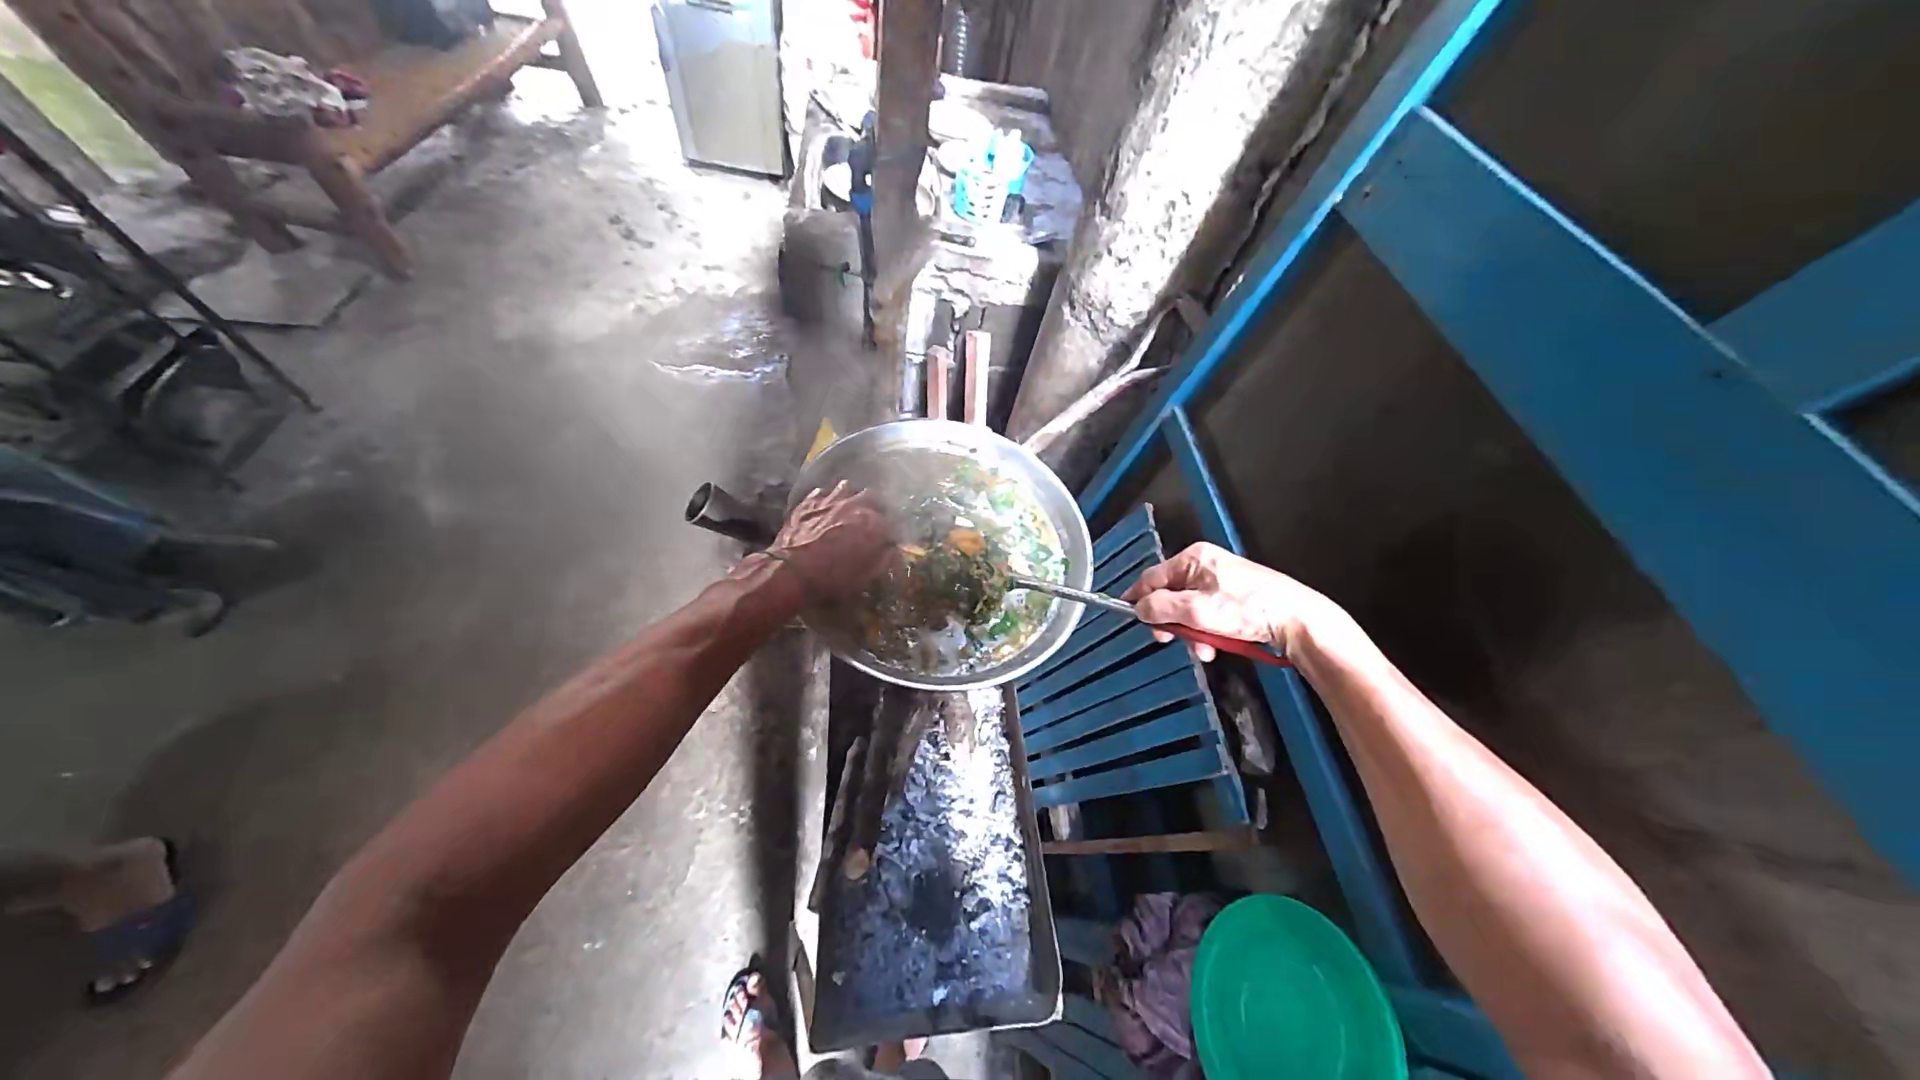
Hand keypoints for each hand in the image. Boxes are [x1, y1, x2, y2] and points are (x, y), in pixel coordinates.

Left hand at [767, 481, 891, 600]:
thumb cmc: (834, 579)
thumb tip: (894, 551)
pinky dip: (826, 500)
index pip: (892, 522)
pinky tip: (824, 510)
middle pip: (872, 498)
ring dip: (850, 498)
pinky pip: (822, 494)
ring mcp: (830, 499)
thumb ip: (886, 559)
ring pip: (847, 489)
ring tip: (847, 511)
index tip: (888, 542)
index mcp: (874, 523)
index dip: (891, 532)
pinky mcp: (808, 502)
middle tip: (870, 523)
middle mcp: (855, 504)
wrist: (792, 573)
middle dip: (874, 509)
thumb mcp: (868, 577)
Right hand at [1120, 542, 1350, 661]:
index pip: (1151, 578)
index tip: (1129, 616)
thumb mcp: (1194, 611)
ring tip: (1205, 649)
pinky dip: (1208, 634)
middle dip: (1170, 622)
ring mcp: (1221, 582)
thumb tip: (1138, 608)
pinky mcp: (1236, 599)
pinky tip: (1217, 646)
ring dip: (1192, 633)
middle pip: (1170, 596)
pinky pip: (1208, 616)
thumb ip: (1159, 608)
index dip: (1138, 598)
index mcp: (1193, 559)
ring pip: (1189, 611)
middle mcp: (1205, 566)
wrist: (1297, 621)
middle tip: (1170, 639)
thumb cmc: (1248, 610)